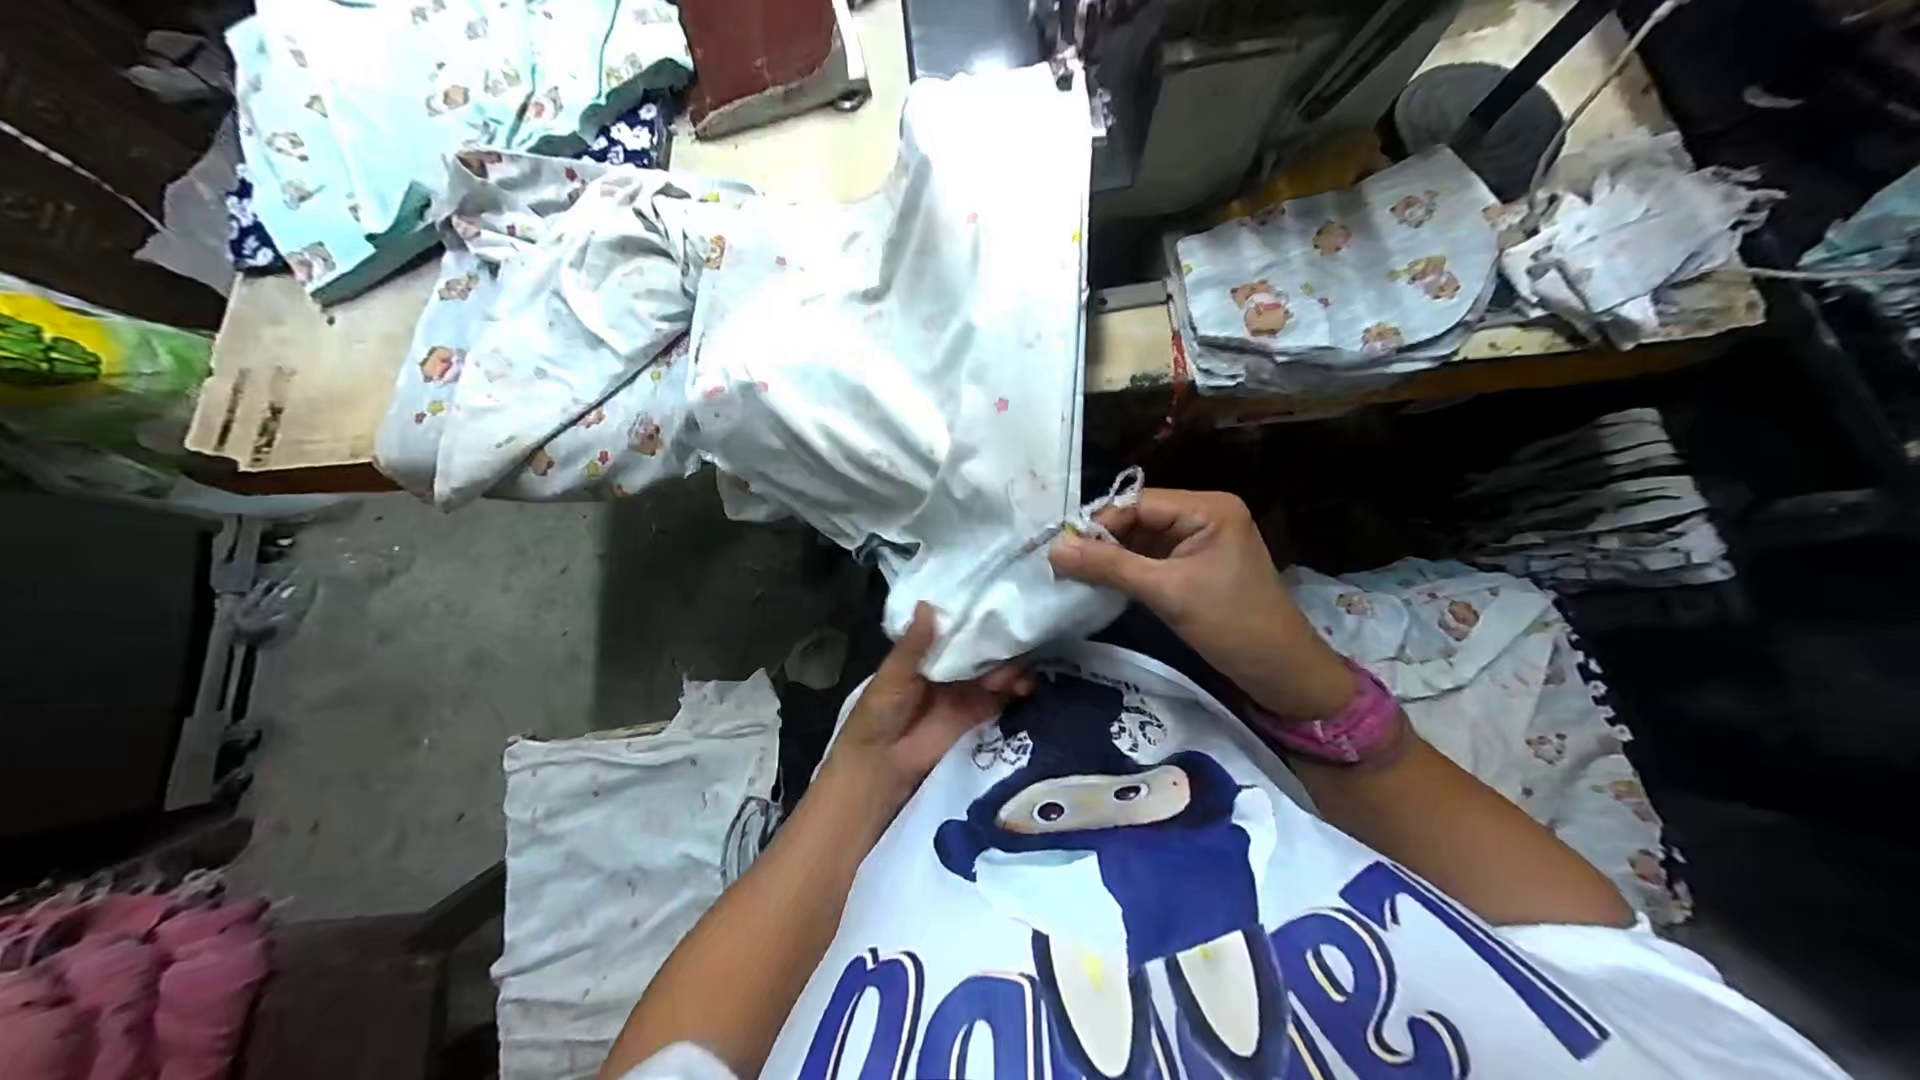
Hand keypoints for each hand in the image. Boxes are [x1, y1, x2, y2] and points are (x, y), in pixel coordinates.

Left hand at [826, 603, 1033, 806]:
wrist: (883, 762)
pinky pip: (1005, 698)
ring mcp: (969, 690)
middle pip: (983, 648)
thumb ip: (915, 643)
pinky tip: (1024, 687)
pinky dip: (1018, 690)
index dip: (975, 618)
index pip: (958, 629)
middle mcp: (953, 668)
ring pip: (998, 670)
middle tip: (1014, 638)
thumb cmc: (880, 711)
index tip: (996, 602)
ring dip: (1011, 666)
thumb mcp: (894, 672)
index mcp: (931, 652)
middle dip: (999, 642)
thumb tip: (927, 603)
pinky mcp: (981, 714)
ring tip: (1017, 668)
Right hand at [1049, 488, 1353, 721]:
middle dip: (1103, 540)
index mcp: (1208, 508)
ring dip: (1112, 556)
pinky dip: (1128, 570)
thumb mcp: (1166, 592)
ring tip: (1074, 572)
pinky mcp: (1196, 565)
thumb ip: (1109, 567)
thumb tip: (1054, 549)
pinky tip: (1101, 582)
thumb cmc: (1231, 625)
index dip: (1099, 522)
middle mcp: (1205, 514)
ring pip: (1142, 539)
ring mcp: (1201, 541)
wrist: (1282, 673)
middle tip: (1063, 562)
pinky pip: (1152, 558)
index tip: (1060, 547)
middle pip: (1139, 518)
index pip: (1139, 502)